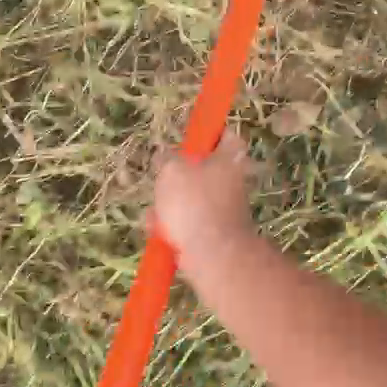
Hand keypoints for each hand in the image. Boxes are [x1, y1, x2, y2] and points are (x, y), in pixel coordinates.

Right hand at [147, 131, 255, 265]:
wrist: (210, 251)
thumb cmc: (193, 203)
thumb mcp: (171, 171)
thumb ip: (166, 159)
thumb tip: (164, 156)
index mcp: (228, 158)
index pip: (223, 135)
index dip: (205, 136)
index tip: (187, 143)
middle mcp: (231, 180)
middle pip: (200, 170)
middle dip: (176, 178)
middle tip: (162, 181)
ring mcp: (222, 207)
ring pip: (188, 198)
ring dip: (168, 205)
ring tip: (155, 213)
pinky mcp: (211, 229)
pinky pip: (186, 220)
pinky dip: (170, 225)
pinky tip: (158, 229)